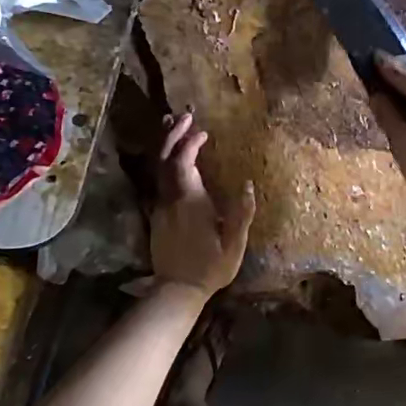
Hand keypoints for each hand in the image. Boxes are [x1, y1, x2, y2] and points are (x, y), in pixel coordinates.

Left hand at [150, 112, 256, 295]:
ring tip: (173, 127)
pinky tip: (171, 159)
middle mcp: (170, 199)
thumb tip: (248, 186)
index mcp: (190, 201)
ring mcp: (161, 206)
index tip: (203, 133)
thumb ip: (241, 214)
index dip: (190, 143)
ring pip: (157, 168)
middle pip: (164, 158)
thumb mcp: (234, 245)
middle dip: (173, 135)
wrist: (177, 289)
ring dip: (165, 145)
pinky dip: (163, 163)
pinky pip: (157, 180)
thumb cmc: (210, 267)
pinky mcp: (157, 215)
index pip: (183, 161)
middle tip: (184, 116)